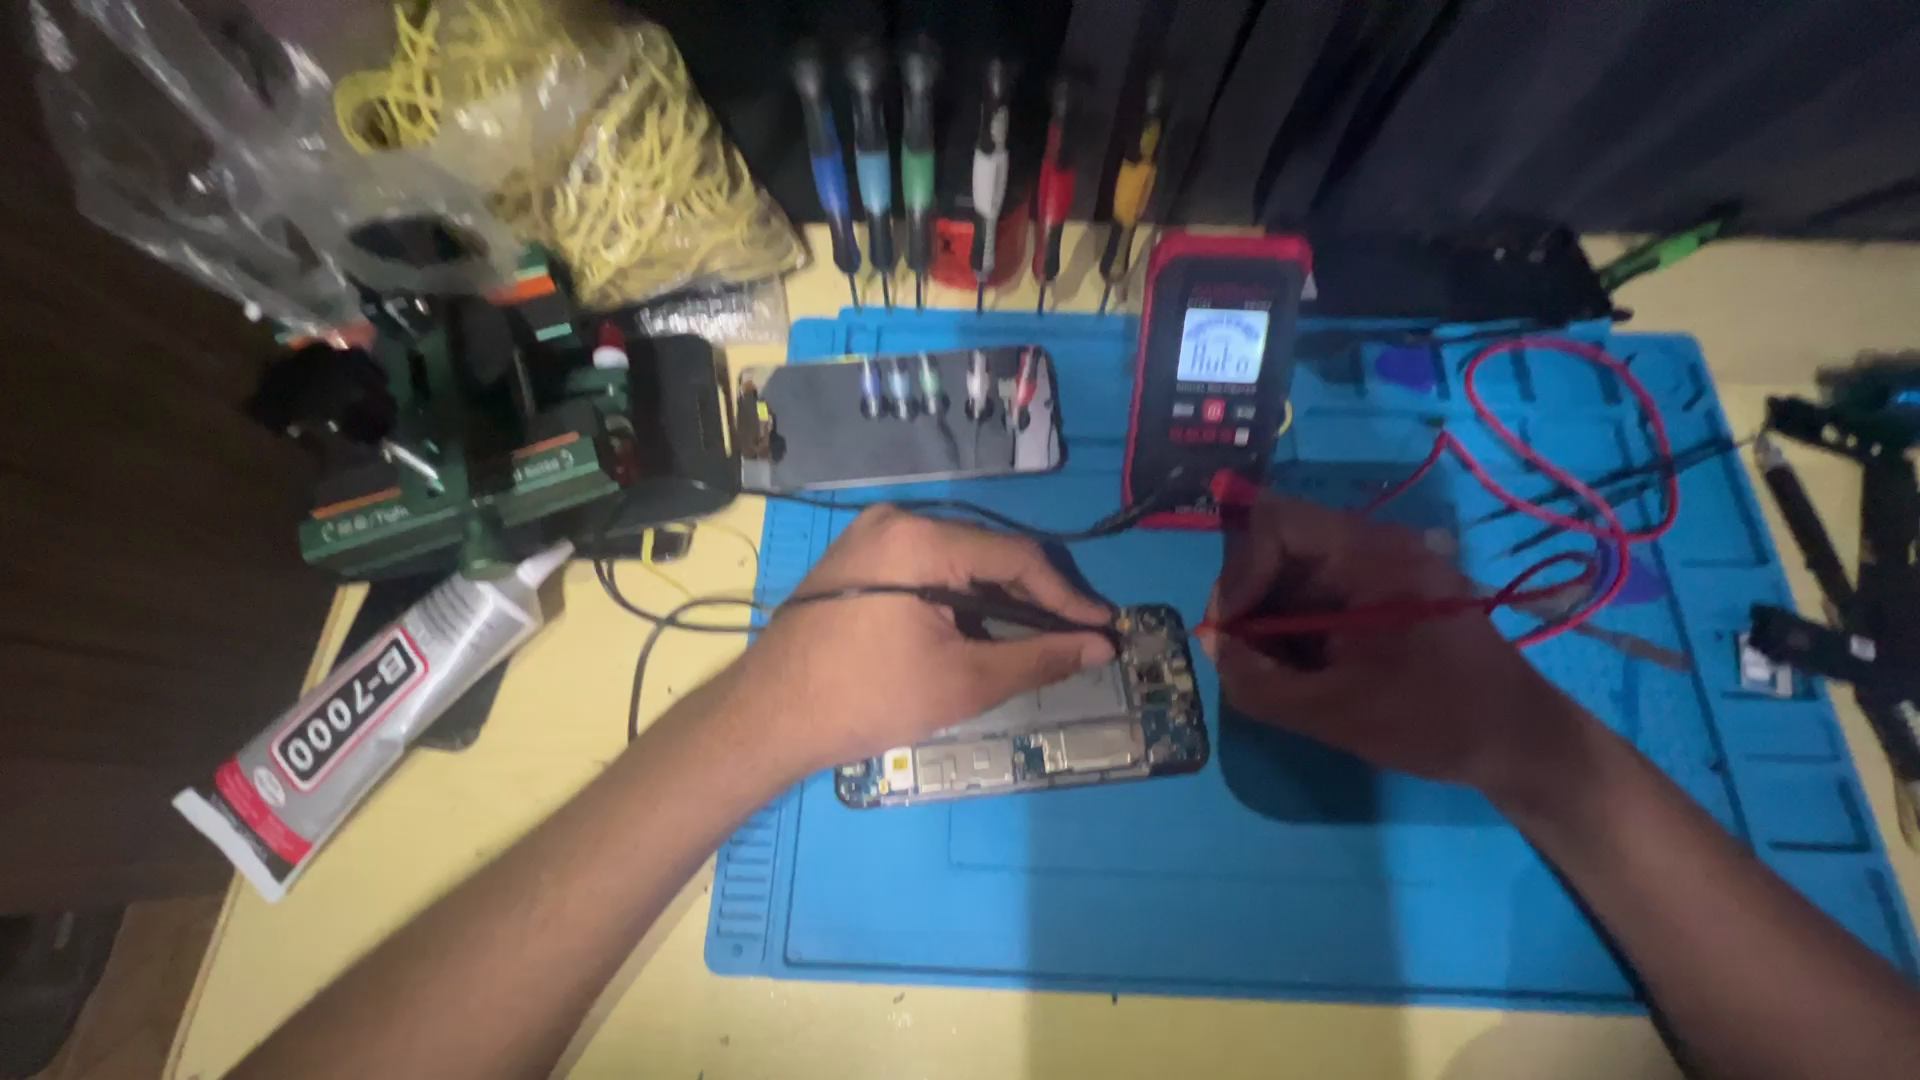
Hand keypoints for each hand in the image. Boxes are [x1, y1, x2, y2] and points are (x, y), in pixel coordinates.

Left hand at [733, 507, 1115, 770]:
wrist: (767, 719)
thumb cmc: (868, 701)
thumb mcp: (963, 682)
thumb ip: (1039, 658)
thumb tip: (1101, 647)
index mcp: (920, 540)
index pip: (1015, 556)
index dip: (1064, 594)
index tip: (1102, 626)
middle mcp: (895, 521)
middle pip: (984, 554)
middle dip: (1030, 597)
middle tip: (1071, 636)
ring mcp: (869, 538)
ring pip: (955, 562)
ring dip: (994, 601)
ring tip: (1031, 639)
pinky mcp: (855, 560)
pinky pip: (924, 569)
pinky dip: (956, 599)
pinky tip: (976, 631)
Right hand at [1198, 494, 1587, 794]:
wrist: (1523, 745)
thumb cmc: (1436, 722)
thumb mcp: (1332, 711)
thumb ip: (1255, 680)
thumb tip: (1212, 643)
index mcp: (1370, 556)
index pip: (1273, 522)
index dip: (1239, 570)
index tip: (1232, 629)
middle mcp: (1369, 546)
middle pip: (1273, 550)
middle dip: (1248, 605)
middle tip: (1245, 661)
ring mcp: (1374, 568)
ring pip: (1285, 577)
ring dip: (1266, 623)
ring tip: (1278, 676)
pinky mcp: (1375, 593)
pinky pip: (1309, 596)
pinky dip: (1291, 632)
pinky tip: (1304, 674)